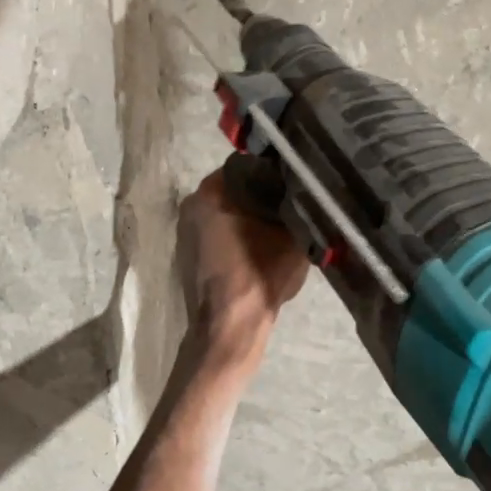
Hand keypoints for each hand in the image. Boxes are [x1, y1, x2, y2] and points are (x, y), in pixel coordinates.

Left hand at [176, 169, 309, 373]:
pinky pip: (215, 233)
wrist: (230, 326)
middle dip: (258, 195)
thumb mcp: (292, 234)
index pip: (247, 165)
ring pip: (223, 211)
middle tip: (287, 205)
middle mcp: (192, 202)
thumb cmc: (260, 272)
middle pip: (234, 188)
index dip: (272, 174)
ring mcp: (185, 230)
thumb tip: (305, 192)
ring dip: (246, 216)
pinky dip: (233, 235)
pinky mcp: (186, 254)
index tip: (291, 184)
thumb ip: (296, 206)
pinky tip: (254, 248)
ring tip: (274, 227)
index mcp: (213, 189)